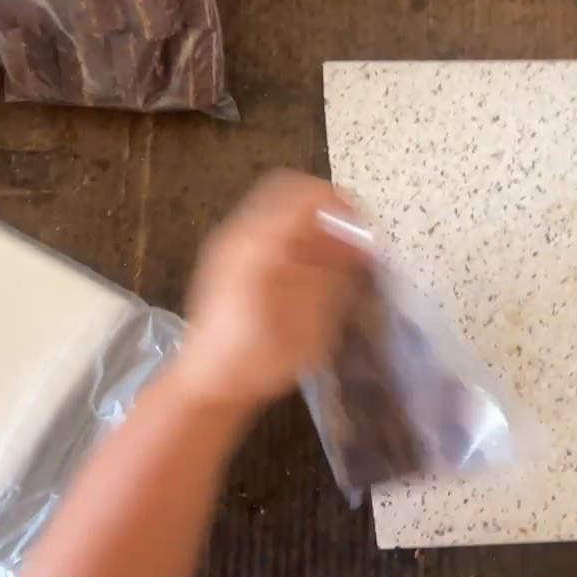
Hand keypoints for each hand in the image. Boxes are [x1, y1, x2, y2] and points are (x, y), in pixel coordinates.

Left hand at [170, 171, 367, 412]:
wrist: (208, 384)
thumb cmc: (261, 357)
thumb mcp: (311, 320)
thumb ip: (336, 274)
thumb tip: (362, 245)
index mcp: (262, 243)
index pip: (309, 195)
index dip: (346, 207)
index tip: (369, 233)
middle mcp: (242, 234)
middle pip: (291, 192)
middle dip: (329, 210)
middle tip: (355, 238)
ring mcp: (231, 246)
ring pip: (279, 210)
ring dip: (314, 224)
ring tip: (340, 257)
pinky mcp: (229, 262)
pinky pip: (268, 230)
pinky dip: (297, 238)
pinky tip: (314, 271)